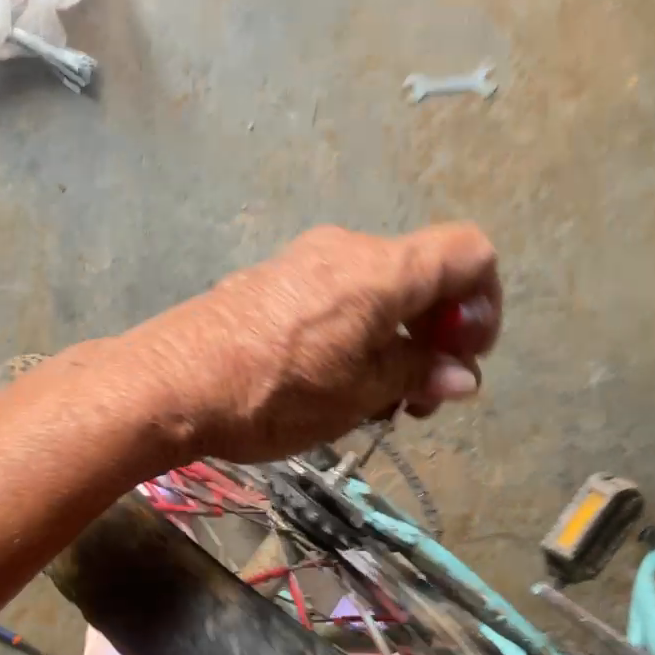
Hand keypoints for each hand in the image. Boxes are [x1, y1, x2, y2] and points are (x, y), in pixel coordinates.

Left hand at [110, 224, 501, 463]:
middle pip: (422, 278)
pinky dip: (355, 337)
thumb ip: (417, 375)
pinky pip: (336, 300)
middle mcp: (347, 251)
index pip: (469, 253)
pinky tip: (332, 386)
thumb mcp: (357, 396)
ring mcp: (304, 262)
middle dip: (435, 337)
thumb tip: (461, 375)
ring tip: (373, 404)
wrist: (169, 385)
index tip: (464, 356)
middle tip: (418, 401)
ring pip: (377, 295)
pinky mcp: (272, 283)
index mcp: (381, 271)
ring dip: (393, 345)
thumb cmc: (273, 395)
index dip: (485, 303)